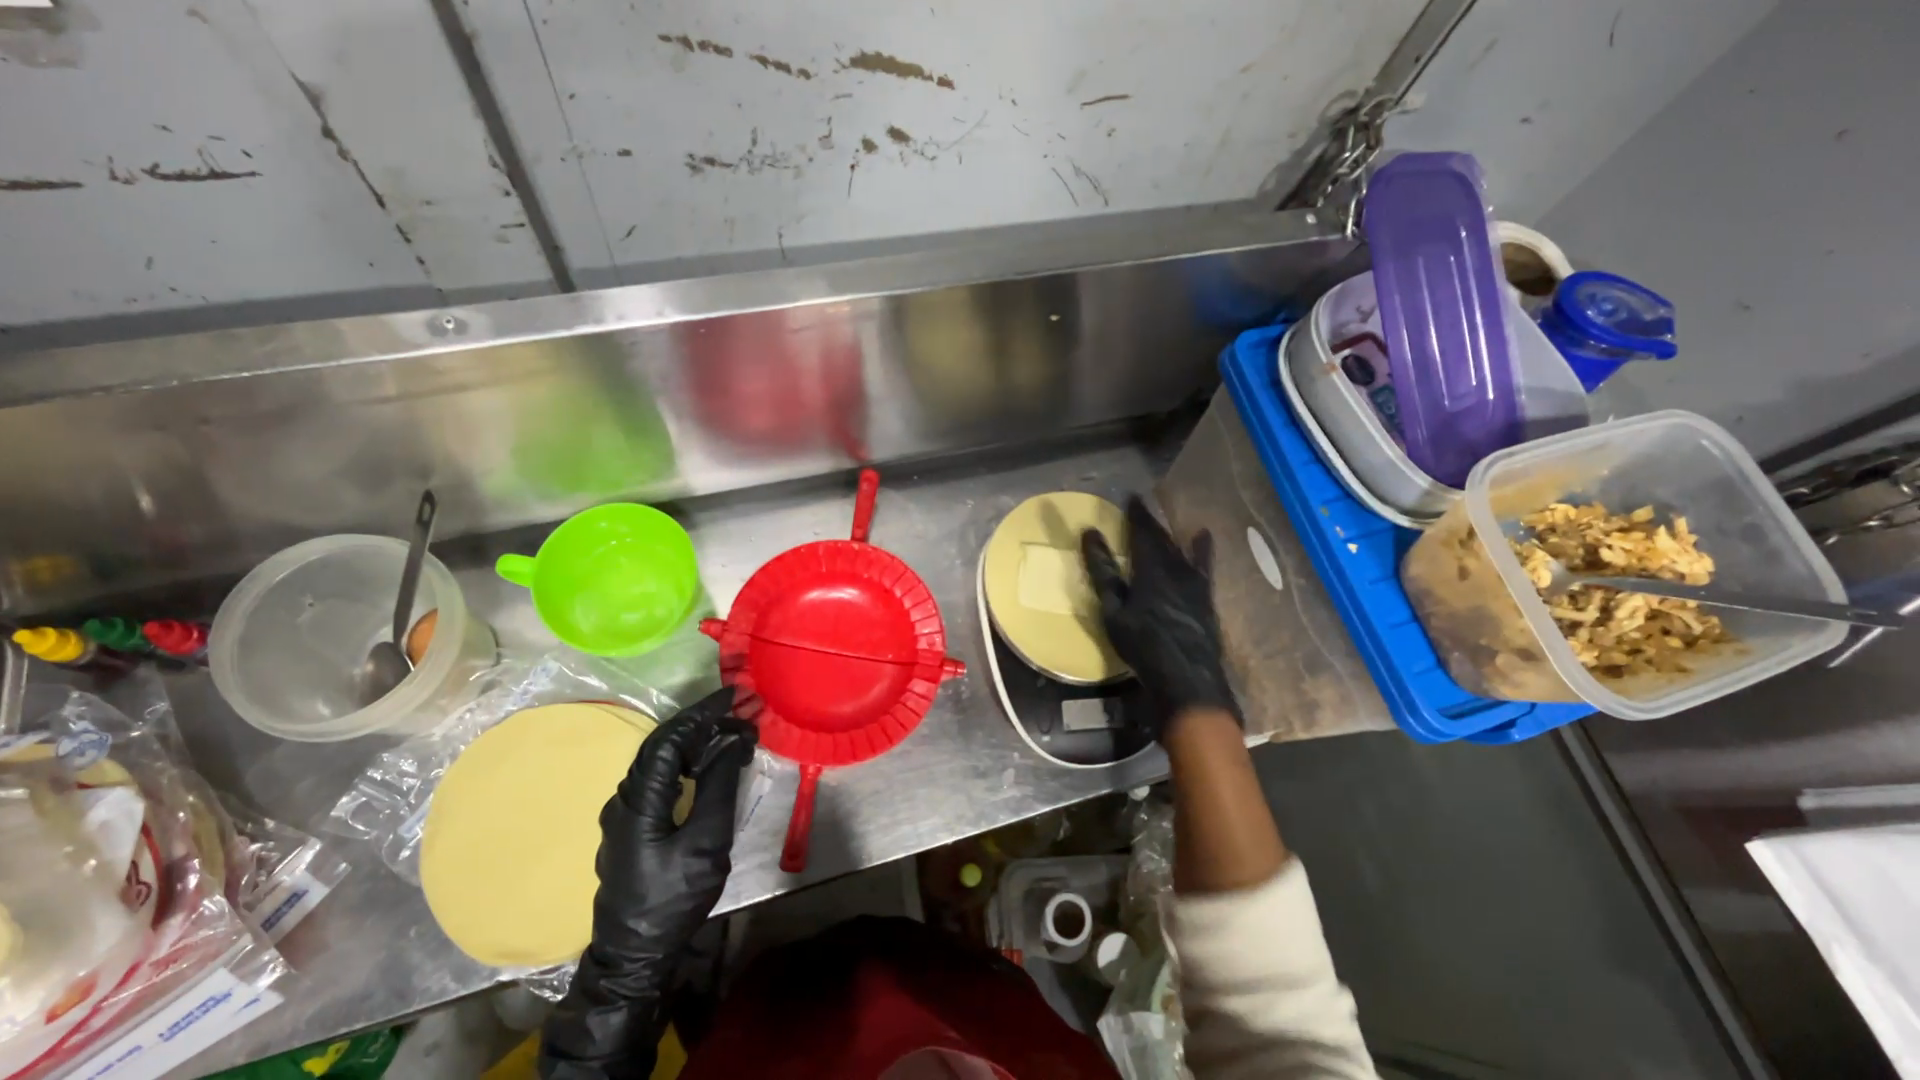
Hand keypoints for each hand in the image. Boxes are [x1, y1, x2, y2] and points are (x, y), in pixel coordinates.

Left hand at [593, 686, 758, 960]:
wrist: (634, 953)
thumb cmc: (673, 898)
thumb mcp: (706, 843)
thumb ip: (719, 787)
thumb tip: (733, 740)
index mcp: (638, 798)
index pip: (671, 737)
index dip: (704, 713)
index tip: (736, 697)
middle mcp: (624, 798)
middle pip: (663, 745)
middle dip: (702, 723)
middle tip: (741, 711)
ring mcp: (625, 814)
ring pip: (660, 762)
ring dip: (696, 743)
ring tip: (733, 734)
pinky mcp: (633, 828)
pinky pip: (660, 780)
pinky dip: (687, 764)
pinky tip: (709, 766)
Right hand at [1082, 497, 1237, 735]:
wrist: (1187, 677)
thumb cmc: (1142, 645)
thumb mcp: (1114, 610)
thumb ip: (1103, 572)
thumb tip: (1089, 534)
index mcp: (1151, 568)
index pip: (1142, 532)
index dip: (1136, 514)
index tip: (1130, 497)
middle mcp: (1176, 568)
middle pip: (1162, 539)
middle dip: (1151, 522)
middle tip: (1142, 507)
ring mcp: (1195, 583)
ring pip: (1181, 550)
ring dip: (1171, 534)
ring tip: (1165, 521)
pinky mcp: (1205, 597)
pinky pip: (1203, 565)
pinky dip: (1202, 550)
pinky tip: (1204, 538)